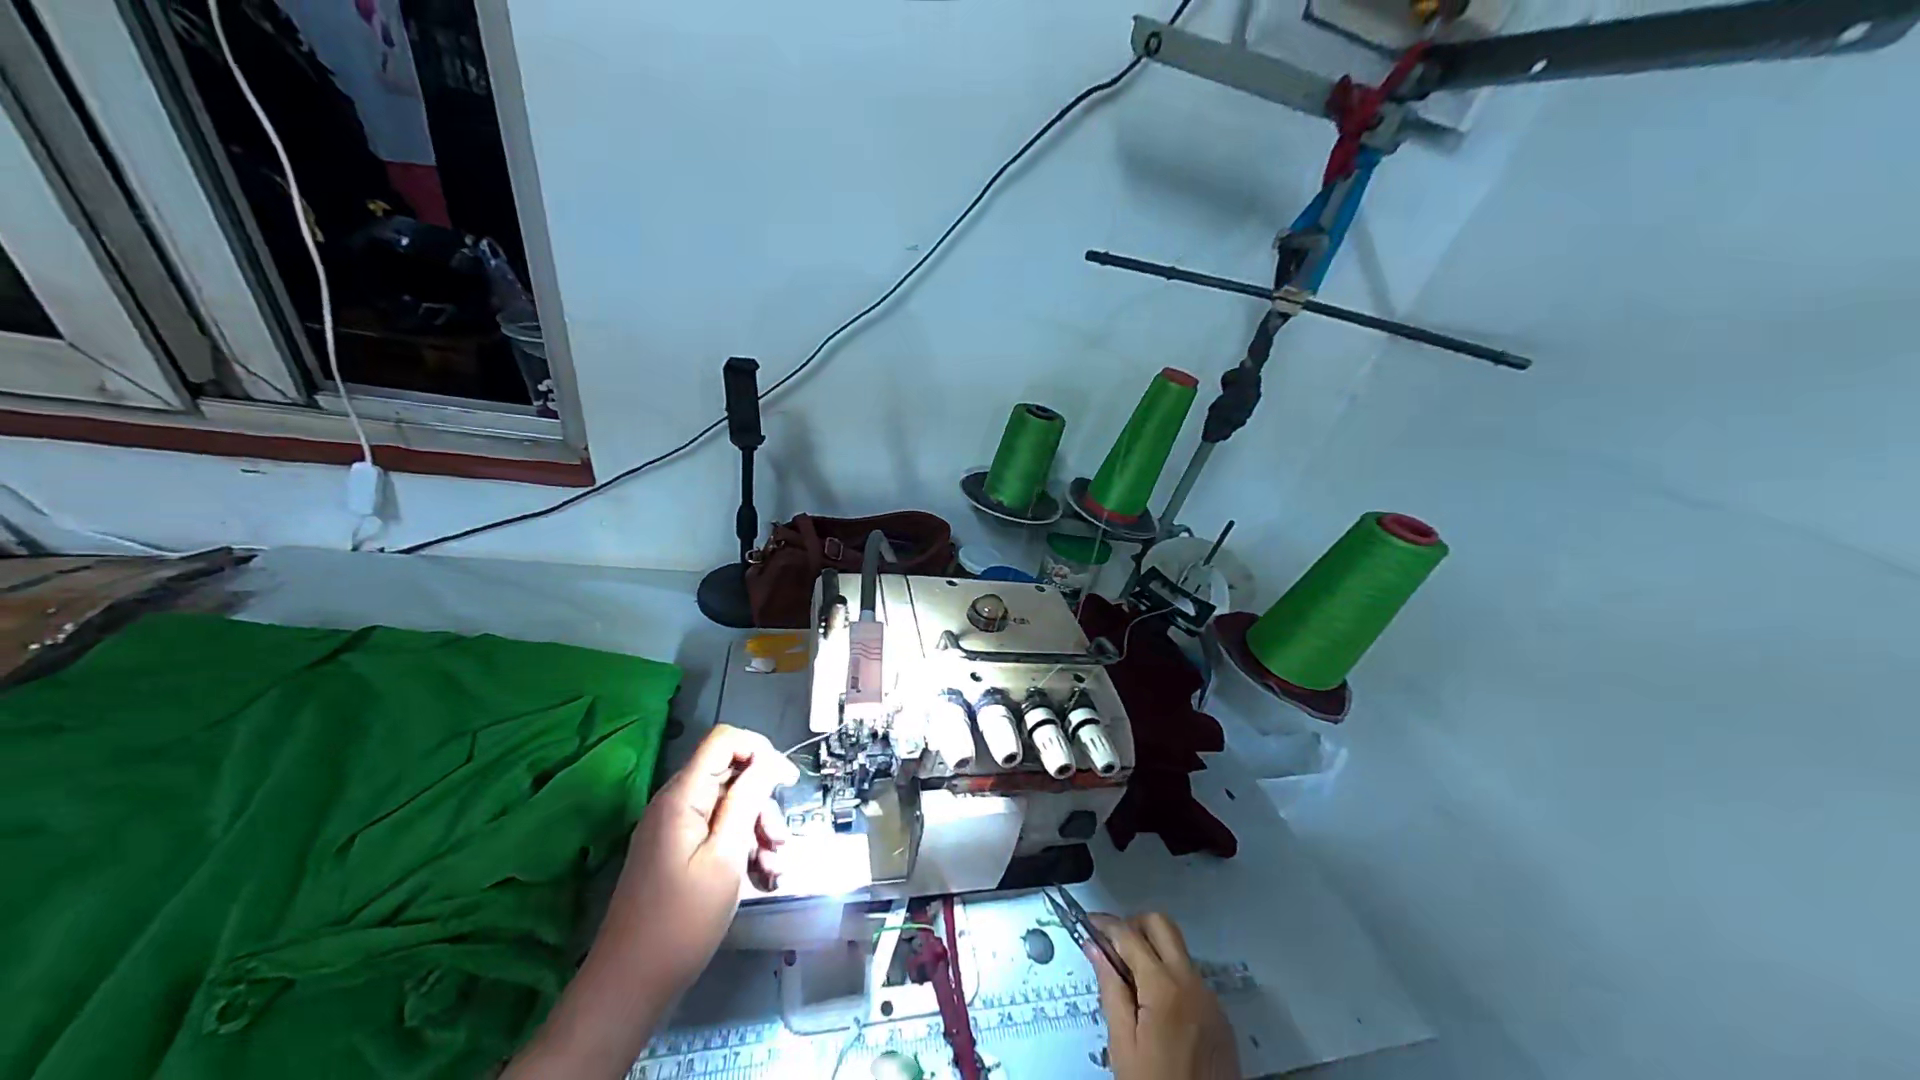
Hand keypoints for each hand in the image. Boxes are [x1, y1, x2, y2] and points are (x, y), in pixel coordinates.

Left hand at [504, 725, 796, 1079]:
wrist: (630, 984)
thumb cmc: (682, 920)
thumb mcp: (726, 856)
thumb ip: (747, 800)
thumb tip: (767, 761)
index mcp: (682, 796)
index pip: (724, 741)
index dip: (760, 751)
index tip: (788, 781)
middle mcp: (675, 804)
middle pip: (730, 777)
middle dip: (763, 803)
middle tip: (780, 841)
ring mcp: (674, 830)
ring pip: (729, 808)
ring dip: (758, 831)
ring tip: (773, 868)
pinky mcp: (676, 854)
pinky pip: (717, 835)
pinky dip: (741, 850)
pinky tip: (760, 879)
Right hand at [1087, 912, 1239, 1079]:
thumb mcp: (1123, 1044)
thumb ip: (1110, 990)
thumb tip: (1095, 948)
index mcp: (1165, 988)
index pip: (1130, 935)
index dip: (1105, 925)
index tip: (1089, 924)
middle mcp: (1192, 983)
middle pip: (1161, 925)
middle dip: (1133, 926)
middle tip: (1112, 948)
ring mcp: (1210, 998)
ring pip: (1177, 949)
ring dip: (1151, 950)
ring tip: (1128, 981)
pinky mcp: (1219, 1015)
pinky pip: (1190, 976)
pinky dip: (1168, 974)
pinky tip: (1152, 1004)